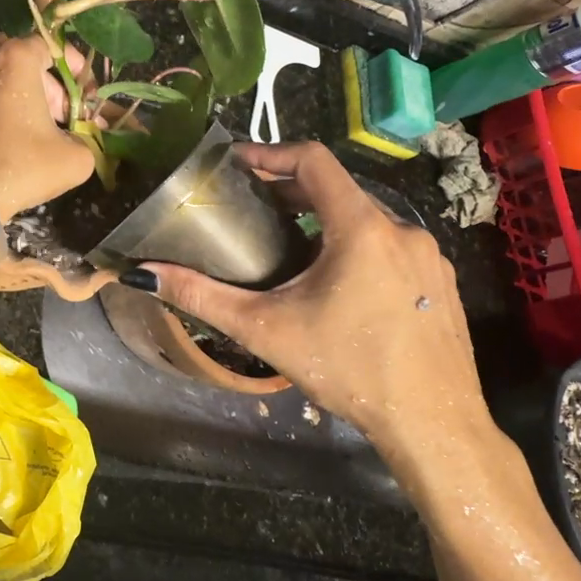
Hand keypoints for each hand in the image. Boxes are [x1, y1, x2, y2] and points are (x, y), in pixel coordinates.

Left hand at [0, 35, 94, 220]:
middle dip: (52, 90)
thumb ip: (86, 137)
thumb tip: (81, 135)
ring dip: (27, 99)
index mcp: (15, 58)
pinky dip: (2, 107)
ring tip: (44, 132)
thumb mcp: (76, 158)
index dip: (74, 67)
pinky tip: (15, 135)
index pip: (52, 46)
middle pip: (28, 64)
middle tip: (68, 120)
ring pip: (4, 80)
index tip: (86, 93)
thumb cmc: (21, 167)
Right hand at [132, 141, 489, 457]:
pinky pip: (389, 245)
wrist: (436, 428)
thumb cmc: (349, 369)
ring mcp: (427, 256)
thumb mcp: (264, 330)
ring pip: (364, 219)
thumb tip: (141, 274)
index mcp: (361, 228)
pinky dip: (353, 247)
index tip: (236, 163)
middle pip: (336, 188)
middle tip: (250, 207)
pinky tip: (333, 284)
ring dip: (321, 221)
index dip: (270, 153)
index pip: (313, 160)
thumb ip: (200, 296)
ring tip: (285, 245)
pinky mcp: (439, 282)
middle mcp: (401, 229)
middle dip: (289, 190)